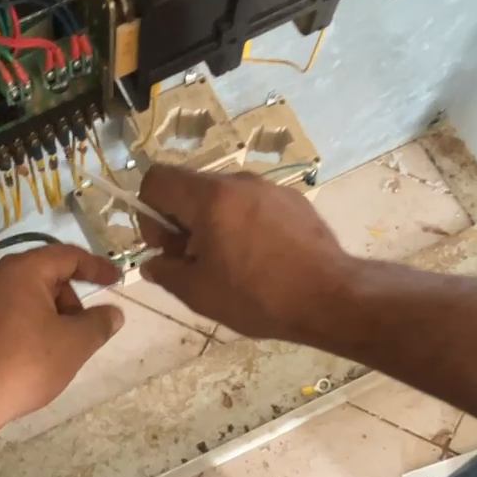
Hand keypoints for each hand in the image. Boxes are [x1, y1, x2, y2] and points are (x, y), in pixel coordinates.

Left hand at [0, 243, 123, 438]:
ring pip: (31, 299)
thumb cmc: (24, 365)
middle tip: (83, 333)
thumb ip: (99, 324)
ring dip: (54, 319)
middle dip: (73, 301)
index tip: (117, 281)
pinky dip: (34, 329)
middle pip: (49, 277)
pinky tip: (36, 359)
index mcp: (24, 271)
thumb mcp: (74, 344)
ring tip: (60, 353)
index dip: (97, 267)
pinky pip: (14, 316)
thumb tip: (113, 313)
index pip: (68, 256)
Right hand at [137, 165, 359, 341]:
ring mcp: (269, 188)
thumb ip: (165, 272)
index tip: (166, 246)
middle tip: (194, 262)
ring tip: (227, 266)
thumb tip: (153, 263)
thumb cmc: (255, 297)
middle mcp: (238, 181)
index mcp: (209, 198)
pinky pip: (251, 205)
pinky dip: (240, 226)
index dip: (149, 212)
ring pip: (221, 198)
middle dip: (180, 223)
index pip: (156, 179)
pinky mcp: (292, 201)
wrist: (327, 297)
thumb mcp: (198, 293)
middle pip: (189, 189)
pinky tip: (257, 261)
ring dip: (210, 226)